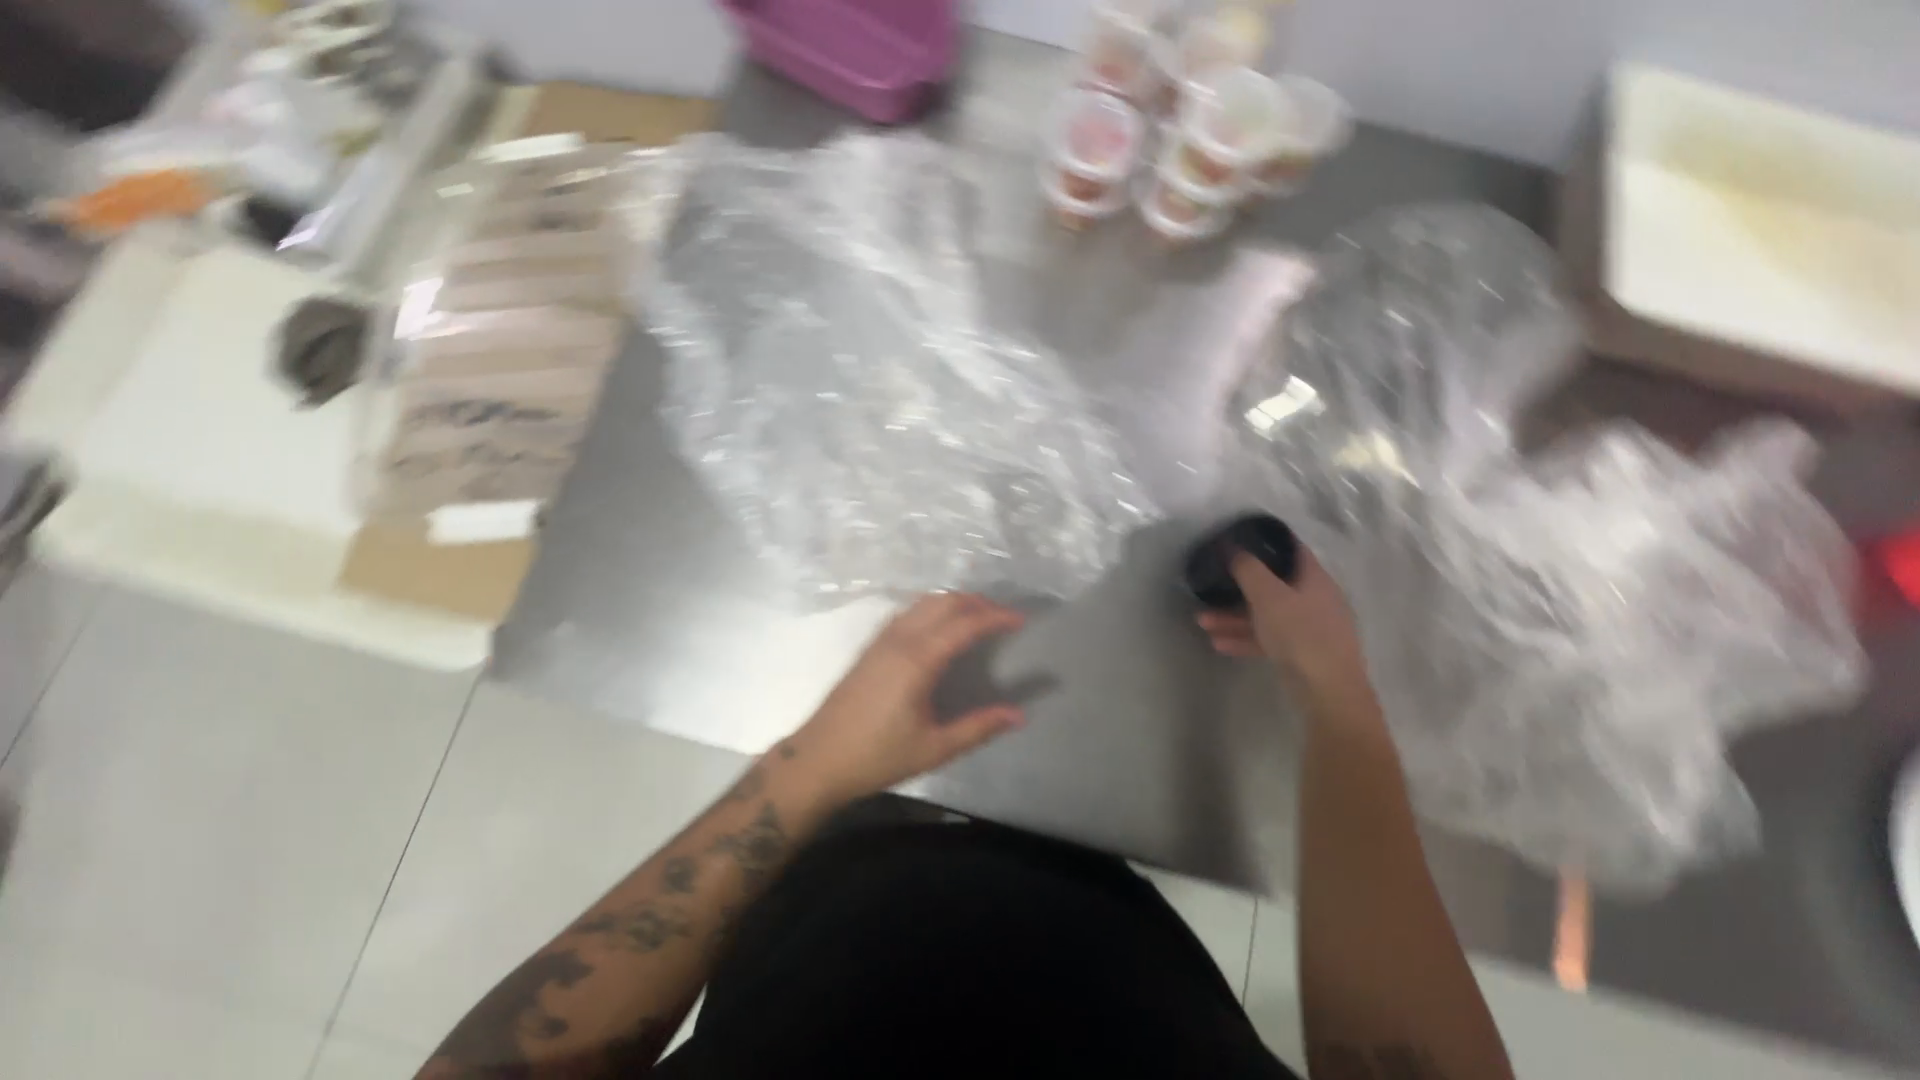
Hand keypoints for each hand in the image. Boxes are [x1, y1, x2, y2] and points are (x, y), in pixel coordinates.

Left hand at [791, 593, 1026, 802]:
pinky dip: (931, 610)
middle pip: (942, 602)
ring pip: (922, 603)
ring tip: (977, 618)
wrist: (818, 760)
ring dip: (953, 603)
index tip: (1020, 620)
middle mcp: (898, 640)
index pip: (964, 624)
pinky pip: (907, 613)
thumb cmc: (877, 756)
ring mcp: (880, 641)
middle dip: (976, 602)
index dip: (995, 617)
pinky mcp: (869, 648)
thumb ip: (978, 728)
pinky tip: (939, 629)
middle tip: (1002, 617)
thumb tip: (1018, 715)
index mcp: (917, 661)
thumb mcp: (934, 748)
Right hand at [1196, 545, 1373, 716]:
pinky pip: (1268, 638)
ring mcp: (1308, 627)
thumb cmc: (1300, 633)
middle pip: (1272, 585)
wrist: (1327, 689)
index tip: (1238, 540)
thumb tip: (1233, 548)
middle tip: (1211, 587)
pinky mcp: (1300, 653)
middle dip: (1238, 588)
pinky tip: (1218, 643)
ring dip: (1234, 617)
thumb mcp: (1268, 596)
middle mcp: (1314, 598)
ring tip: (1202, 621)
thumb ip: (1248, 569)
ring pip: (1266, 614)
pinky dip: (1245, 638)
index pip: (1290, 549)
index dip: (1265, 543)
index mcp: (1313, 578)